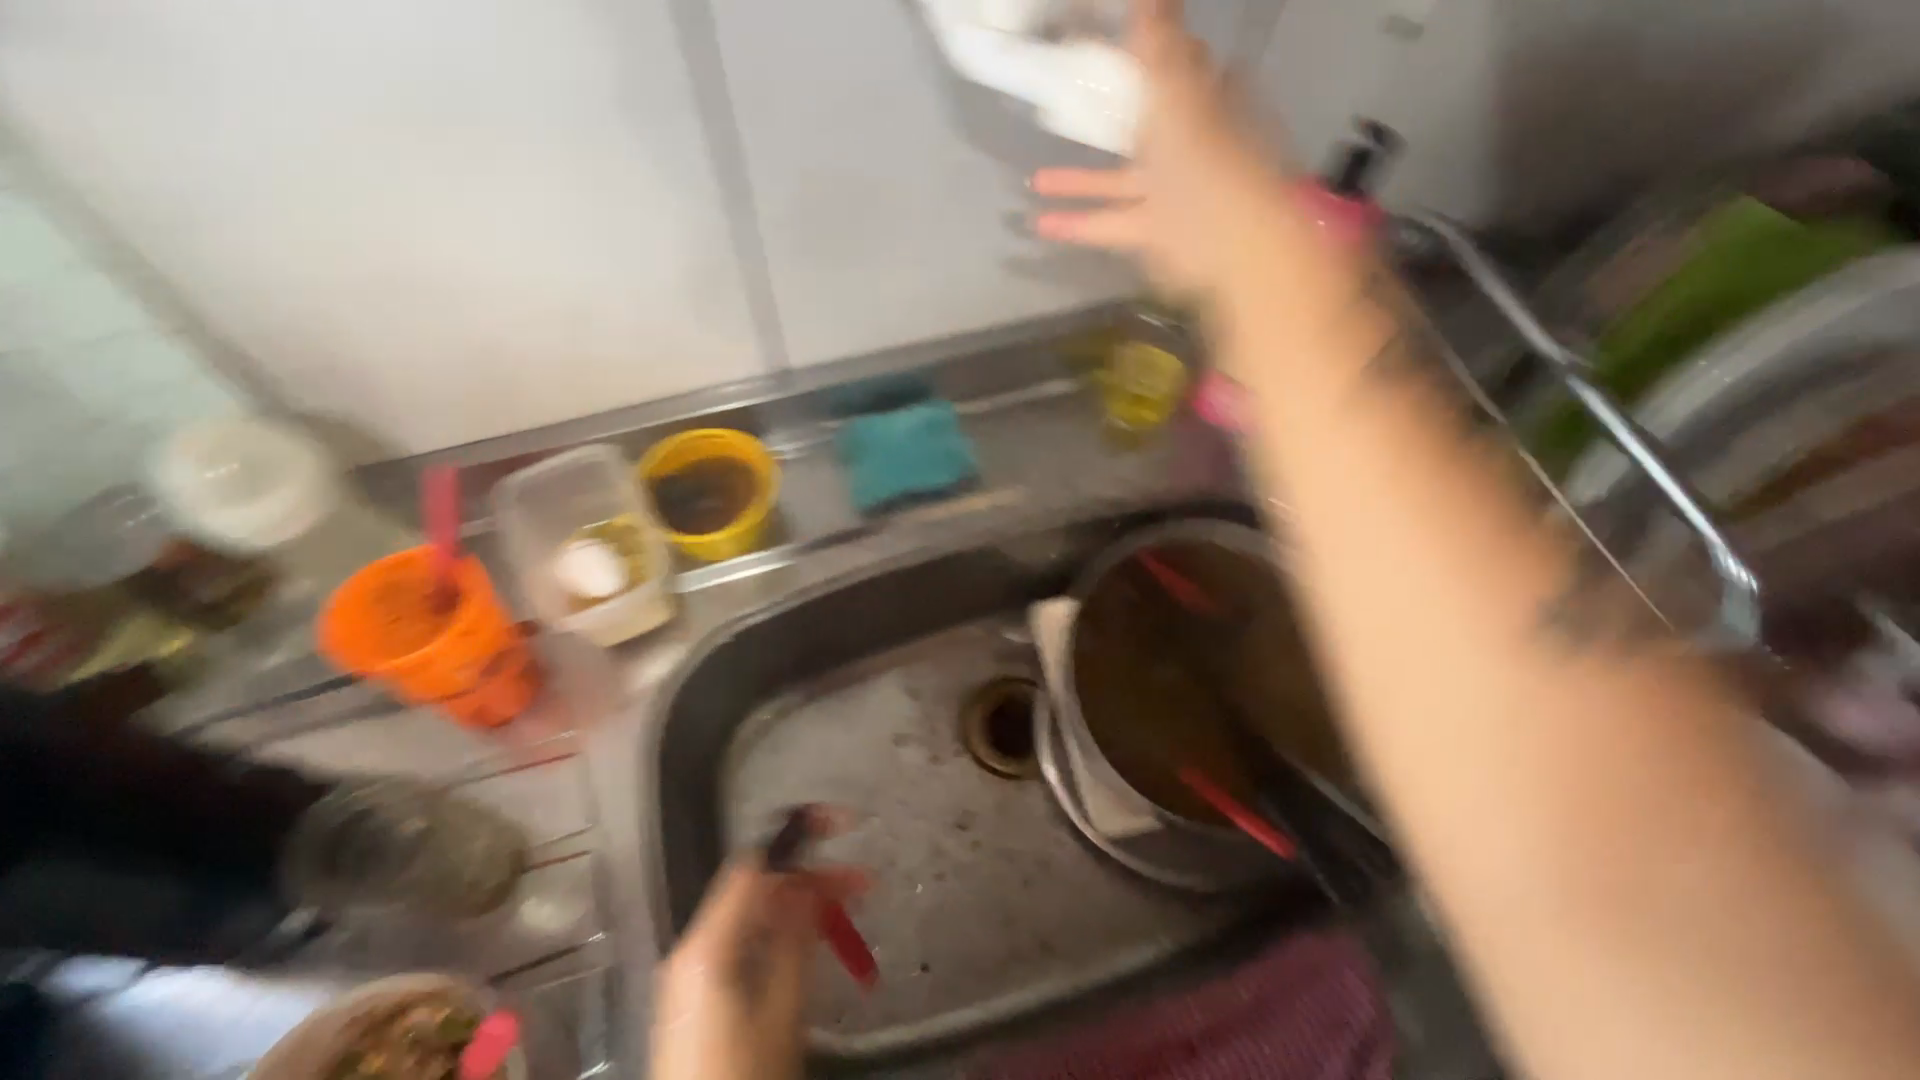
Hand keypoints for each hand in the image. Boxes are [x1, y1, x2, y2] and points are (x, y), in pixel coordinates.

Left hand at [650, 812, 866, 1079]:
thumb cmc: (743, 1077)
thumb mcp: (781, 1013)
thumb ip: (795, 942)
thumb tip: (809, 884)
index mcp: (707, 946)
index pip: (754, 866)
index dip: (797, 838)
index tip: (838, 825)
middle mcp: (691, 951)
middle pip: (756, 892)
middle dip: (811, 880)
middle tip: (864, 881)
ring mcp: (690, 975)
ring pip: (752, 919)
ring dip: (799, 908)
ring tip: (848, 910)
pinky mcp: (697, 998)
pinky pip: (741, 945)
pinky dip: (778, 934)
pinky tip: (810, 943)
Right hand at [1030, 0, 1297, 295]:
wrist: (1236, 248)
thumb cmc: (1208, 163)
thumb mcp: (1175, 93)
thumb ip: (1157, 42)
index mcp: (1208, 101)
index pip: (1184, 64)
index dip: (1156, 49)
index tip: (1119, 42)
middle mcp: (1195, 144)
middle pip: (1151, 122)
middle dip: (1114, 116)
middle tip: (1075, 106)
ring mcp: (1176, 192)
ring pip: (1123, 179)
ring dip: (1080, 179)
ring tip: (1036, 178)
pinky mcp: (1158, 233)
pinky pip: (1112, 222)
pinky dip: (1078, 222)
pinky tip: (1041, 222)